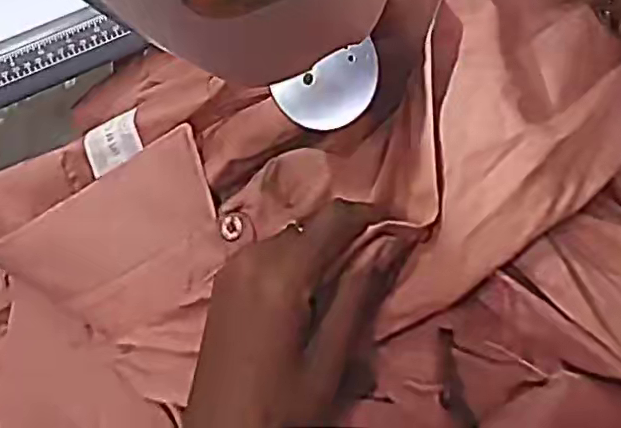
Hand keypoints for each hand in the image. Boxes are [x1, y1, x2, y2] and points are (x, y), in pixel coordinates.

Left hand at [186, 201, 414, 427]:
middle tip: (377, 253)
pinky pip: (269, 250)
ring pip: (291, 235)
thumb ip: (357, 296)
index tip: (396, 218)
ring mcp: (234, 264)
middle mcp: (254, 255)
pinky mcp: (224, 278)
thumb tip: (387, 247)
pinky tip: (306, 289)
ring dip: (319, 245)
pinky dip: (294, 257)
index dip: (368, 212)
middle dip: (345, 232)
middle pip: (311, 224)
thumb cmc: (278, 409)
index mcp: (281, 272)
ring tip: (344, 276)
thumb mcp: (327, 361)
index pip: (333, 218)